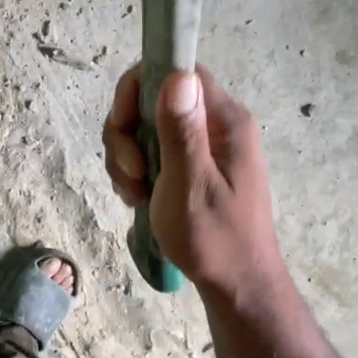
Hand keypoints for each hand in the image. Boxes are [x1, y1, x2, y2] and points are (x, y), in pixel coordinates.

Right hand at [104, 65, 284, 301]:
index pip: (177, 71)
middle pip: (152, 99)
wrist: (235, 286)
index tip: (123, 124)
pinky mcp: (190, 166)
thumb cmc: (215, 239)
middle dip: (126, 133)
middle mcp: (216, 125)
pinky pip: (149, 151)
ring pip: (144, 127)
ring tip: (133, 194)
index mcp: (225, 121)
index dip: (140, 88)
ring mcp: (202, 146)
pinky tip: (138, 198)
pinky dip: (134, 171)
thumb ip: (182, 130)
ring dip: (126, 157)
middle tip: (129, 174)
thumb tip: (177, 74)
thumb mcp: (190, 184)